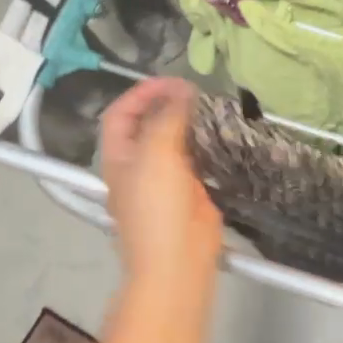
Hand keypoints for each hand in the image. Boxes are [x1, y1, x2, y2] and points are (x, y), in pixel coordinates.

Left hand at [99, 78, 223, 285]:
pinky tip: (223, 134)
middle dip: (168, 104)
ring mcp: (165, 178)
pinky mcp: (190, 190)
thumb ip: (168, 118)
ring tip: (212, 108)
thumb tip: (182, 91)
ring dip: (189, 122)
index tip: (173, 82)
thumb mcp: (156, 154)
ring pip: (174, 140)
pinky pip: (197, 159)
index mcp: (119, 156)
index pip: (121, 113)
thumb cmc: (157, 207)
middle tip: (196, 92)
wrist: (178, 259)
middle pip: (148, 124)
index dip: (142, 93)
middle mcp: (138, 164)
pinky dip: (207, 143)